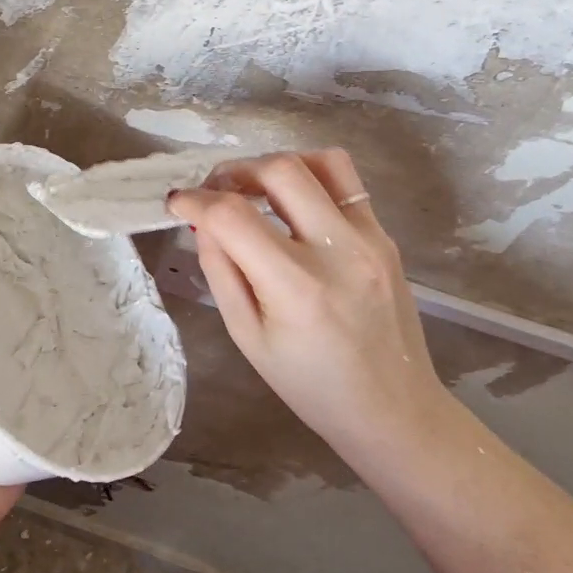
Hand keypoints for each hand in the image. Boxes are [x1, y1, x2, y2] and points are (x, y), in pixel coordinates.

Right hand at [166, 148, 453, 455]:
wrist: (395, 410)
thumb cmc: (310, 385)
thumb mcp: (246, 336)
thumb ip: (220, 270)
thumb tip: (202, 220)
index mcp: (296, 287)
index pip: (232, 215)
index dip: (194, 200)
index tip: (177, 203)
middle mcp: (338, 252)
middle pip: (279, 170)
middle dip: (233, 171)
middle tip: (215, 192)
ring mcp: (371, 240)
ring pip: (321, 162)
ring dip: (276, 166)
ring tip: (254, 190)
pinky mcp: (386, 238)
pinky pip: (346, 184)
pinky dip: (309, 180)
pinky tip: (290, 207)